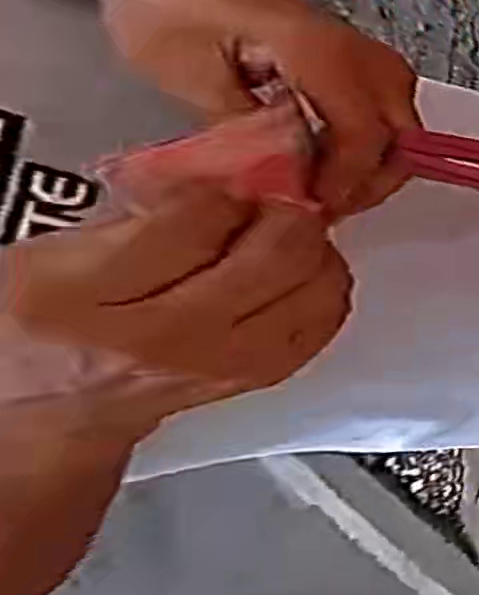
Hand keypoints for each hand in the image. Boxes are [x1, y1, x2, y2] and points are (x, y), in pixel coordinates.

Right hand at [0, 187, 352, 442]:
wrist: (46, 407)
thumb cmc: (33, 322)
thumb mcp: (45, 258)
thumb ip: (134, 220)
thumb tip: (220, 186)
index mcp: (78, 295)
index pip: (191, 228)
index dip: (221, 197)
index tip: (222, 189)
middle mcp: (165, 335)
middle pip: (275, 258)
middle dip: (290, 218)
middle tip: (278, 205)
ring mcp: (227, 360)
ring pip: (317, 286)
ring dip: (317, 250)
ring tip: (290, 238)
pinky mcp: (269, 373)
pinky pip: (329, 316)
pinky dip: (326, 285)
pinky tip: (303, 273)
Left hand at [91, 0, 418, 214]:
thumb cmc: (163, 9)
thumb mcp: (185, 76)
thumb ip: (247, 131)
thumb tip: (287, 178)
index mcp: (324, 56)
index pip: (363, 136)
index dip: (346, 179)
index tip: (318, 206)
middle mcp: (367, 58)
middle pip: (402, 139)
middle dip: (374, 179)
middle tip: (331, 204)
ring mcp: (378, 60)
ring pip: (406, 132)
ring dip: (377, 165)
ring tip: (333, 184)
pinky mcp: (374, 65)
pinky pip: (394, 118)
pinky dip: (374, 145)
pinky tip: (336, 157)